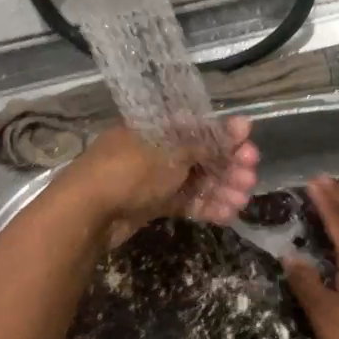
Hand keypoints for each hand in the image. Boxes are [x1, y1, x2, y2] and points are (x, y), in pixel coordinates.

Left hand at [56, 117, 258, 243]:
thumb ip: (210, 142)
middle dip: (229, 167)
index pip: (202, 128)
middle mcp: (158, 148)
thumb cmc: (131, 171)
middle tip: (250, 178)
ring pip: (197, 181)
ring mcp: (155, 177)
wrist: (87, 211)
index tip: (250, 149)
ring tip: (242, 201)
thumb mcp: (174, 151)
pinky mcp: (153, 203)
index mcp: (159, 126)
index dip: (228, 139)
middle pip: (202, 156)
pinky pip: (185, 202)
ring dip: (222, 189)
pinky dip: (206, 206)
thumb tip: (243, 124)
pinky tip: (228, 214)